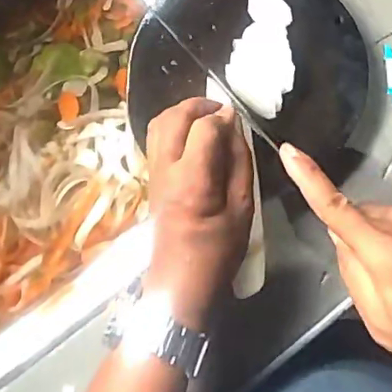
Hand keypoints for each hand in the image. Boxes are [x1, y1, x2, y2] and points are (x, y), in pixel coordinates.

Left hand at [143, 97, 253, 327]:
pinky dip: (173, 126)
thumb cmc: (217, 252)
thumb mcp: (242, 209)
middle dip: (198, 104)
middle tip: (221, 110)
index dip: (222, 115)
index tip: (236, 118)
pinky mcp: (149, 177)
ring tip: (206, 118)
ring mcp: (152, 172)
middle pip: (174, 116)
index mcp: (193, 180)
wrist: (179, 287)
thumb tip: (234, 126)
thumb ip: (239, 162)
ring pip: (158, 122)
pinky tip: (192, 136)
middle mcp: (166, 170)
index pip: (204, 127)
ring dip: (182, 112)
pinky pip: (155, 137)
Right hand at [277, 142, 391, 391]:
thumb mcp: (385, 327)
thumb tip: (343, 241)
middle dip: (358, 241)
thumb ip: (353, 277)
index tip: (289, 151)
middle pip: (360, 217)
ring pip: (385, 220)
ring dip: (385, 243)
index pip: (336, 209)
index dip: (308, 179)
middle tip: (382, 287)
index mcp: (387, 253)